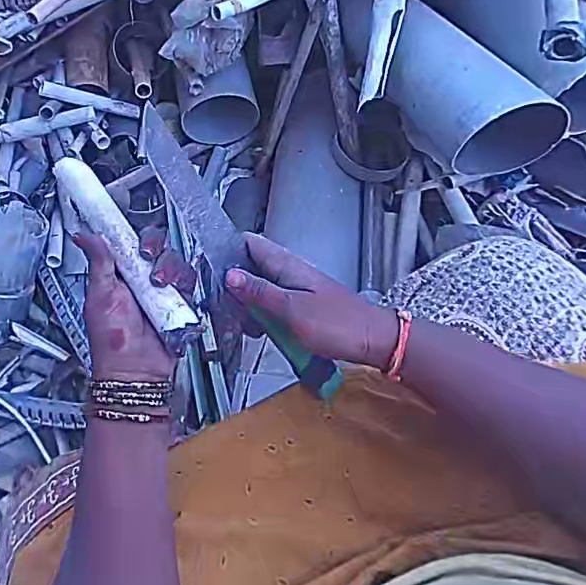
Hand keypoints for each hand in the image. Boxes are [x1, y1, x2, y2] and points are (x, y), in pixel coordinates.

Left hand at [75, 233, 175, 381]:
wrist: (135, 372)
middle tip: (148, 258)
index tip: (136, 240)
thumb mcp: (99, 295)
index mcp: (119, 273)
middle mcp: (142, 279)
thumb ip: (98, 262)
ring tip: (158, 286)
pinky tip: (174, 298)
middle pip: (158, 247)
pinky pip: (189, 285)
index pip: (131, 242)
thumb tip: (84, 237)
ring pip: (175, 263)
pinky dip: (184, 288)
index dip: (135, 237)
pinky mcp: (179, 304)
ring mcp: (162, 291)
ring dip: (169, 270)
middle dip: (155, 249)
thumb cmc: (111, 340)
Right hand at [225, 233, 398, 366]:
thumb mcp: (292, 310)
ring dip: (246, 302)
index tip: (209, 267)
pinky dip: (260, 314)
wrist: (376, 342)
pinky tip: (258, 329)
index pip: (247, 242)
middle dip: (232, 282)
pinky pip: (270, 303)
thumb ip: (259, 292)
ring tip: (241, 321)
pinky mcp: (298, 304)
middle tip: (223, 302)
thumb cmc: (337, 324)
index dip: (226, 249)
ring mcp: (293, 287)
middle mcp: (287, 271)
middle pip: (248, 266)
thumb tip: (229, 275)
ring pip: (257, 287)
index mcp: (285, 264)